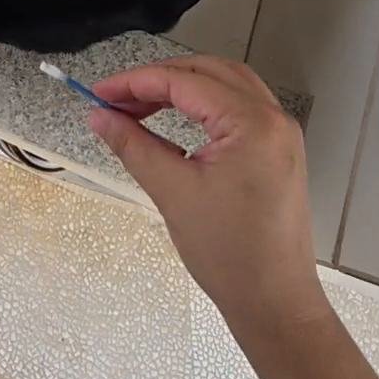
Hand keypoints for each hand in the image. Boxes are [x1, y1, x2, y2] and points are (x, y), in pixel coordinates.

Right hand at [88, 55, 324, 327]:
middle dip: (157, 79)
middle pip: (207, 72)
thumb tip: (98, 115)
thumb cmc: (228, 252)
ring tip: (139, 104)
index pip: (184, 83)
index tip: (98, 93)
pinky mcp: (276, 151)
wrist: (275, 307)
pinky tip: (172, 119)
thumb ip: (132, 144)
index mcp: (253, 123)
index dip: (135, 82)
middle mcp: (273, 118)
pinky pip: (235, 107)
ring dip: (180, 86)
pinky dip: (201, 103)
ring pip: (223, 84)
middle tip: (116, 98)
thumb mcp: (172, 192)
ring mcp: (280, 134)